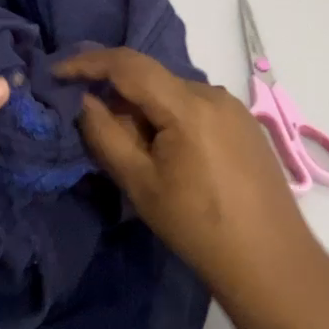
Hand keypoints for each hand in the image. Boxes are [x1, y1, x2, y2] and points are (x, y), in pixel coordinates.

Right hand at [53, 48, 313, 290]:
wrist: (273, 267)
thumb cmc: (198, 227)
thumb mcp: (139, 182)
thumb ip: (104, 133)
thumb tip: (83, 99)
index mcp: (188, 106)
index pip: (127, 64)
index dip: (87, 62)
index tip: (56, 72)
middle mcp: (213, 95)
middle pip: (149, 79)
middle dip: (117, 97)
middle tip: (97, 131)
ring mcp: (234, 109)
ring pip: (170, 93)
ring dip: (144, 110)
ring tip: (135, 153)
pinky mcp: (245, 126)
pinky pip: (193, 107)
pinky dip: (169, 118)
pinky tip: (168, 157)